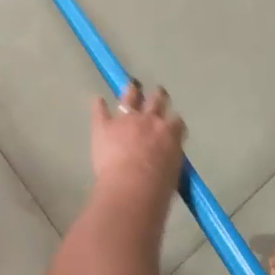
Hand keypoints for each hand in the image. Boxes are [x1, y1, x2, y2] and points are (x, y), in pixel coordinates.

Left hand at [90, 83, 185, 205]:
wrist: (132, 185)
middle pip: (156, 100)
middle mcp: (150, 120)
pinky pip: (100, 111)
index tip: (172, 124)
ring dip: (131, 92)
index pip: (176, 122)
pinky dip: (99, 105)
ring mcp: (126, 119)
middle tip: (158, 93)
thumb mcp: (173, 173)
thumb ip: (169, 160)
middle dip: (158, 96)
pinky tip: (97, 100)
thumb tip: (165, 161)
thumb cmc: (158, 188)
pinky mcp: (104, 125)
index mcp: (170, 133)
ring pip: (130, 98)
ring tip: (131, 86)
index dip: (174, 122)